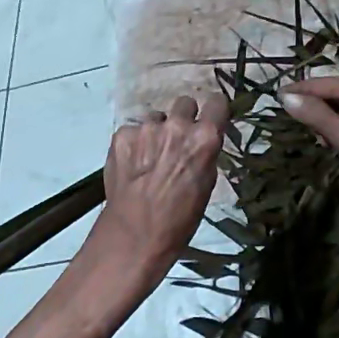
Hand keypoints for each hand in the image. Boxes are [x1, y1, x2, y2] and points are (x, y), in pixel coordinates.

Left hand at [96, 93, 228, 267]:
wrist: (135, 235)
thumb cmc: (180, 218)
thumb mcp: (206, 184)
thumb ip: (205, 153)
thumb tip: (202, 141)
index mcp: (204, 138)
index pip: (217, 102)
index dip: (214, 112)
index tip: (209, 120)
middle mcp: (176, 125)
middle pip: (185, 103)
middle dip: (183, 118)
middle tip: (177, 141)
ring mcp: (146, 128)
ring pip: (156, 117)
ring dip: (156, 132)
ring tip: (150, 158)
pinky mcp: (121, 135)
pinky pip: (133, 130)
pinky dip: (134, 144)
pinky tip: (132, 165)